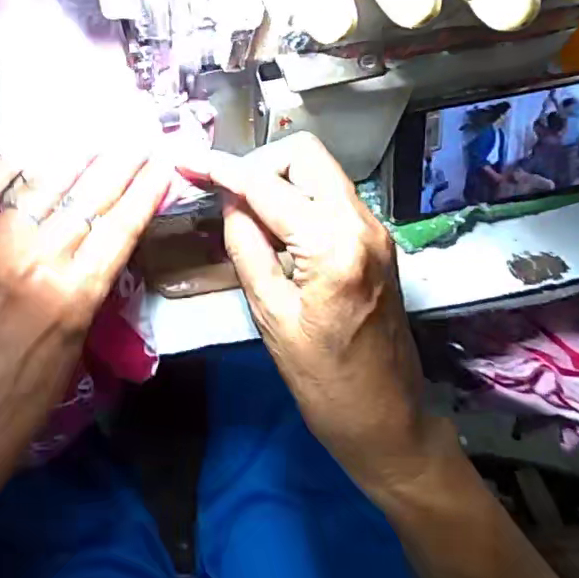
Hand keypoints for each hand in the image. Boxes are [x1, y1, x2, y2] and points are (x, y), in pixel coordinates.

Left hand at [0, 151, 171, 503]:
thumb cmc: (8, 421)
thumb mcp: (67, 360)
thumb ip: (81, 298)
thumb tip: (93, 254)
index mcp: (71, 297)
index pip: (119, 228)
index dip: (144, 191)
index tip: (161, 163)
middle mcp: (31, 260)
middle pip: (85, 198)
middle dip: (117, 166)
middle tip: (135, 142)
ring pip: (36, 188)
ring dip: (69, 162)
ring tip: (91, 145)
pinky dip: (1, 173)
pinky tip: (22, 159)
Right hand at [187, 133, 437, 491]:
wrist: (390, 423)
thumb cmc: (323, 382)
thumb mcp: (270, 315)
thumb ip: (245, 245)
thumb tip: (229, 199)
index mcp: (333, 245)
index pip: (266, 185)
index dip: (221, 169)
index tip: (188, 160)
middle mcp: (362, 223)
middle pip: (303, 154)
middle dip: (258, 164)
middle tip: (227, 197)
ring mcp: (375, 229)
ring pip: (318, 170)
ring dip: (278, 180)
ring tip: (246, 216)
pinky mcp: (375, 241)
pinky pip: (329, 196)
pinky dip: (297, 199)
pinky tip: (276, 232)